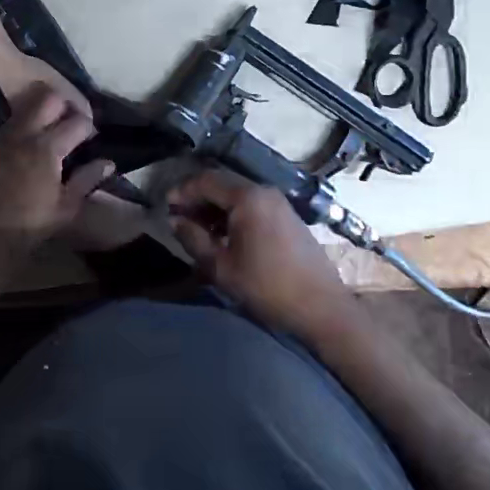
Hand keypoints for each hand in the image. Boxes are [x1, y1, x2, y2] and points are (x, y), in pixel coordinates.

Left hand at [0, 83, 114, 254]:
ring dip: (46, 108)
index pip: (77, 121)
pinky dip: (29, 118)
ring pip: (29, 103)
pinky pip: (15, 117)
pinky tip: (35, 137)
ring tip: (55, 128)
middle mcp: (26, 132)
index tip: (91, 138)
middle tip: (73, 123)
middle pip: (49, 97)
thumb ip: (88, 179)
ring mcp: (7, 134)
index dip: (89, 127)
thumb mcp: (67, 206)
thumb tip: (108, 162)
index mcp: (47, 147)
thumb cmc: (31, 223)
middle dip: (67, 105)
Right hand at [168, 169, 356, 340]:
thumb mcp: (221, 267)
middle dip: (197, 198)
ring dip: (215, 207)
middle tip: (179, 218)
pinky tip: (225, 236)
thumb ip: (193, 239)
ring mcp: (279, 202)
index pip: (205, 180)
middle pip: (222, 183)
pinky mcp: (288, 216)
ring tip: (199, 230)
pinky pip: (252, 204)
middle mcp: (264, 191)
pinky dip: (234, 213)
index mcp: (247, 197)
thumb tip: (176, 220)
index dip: (182, 191)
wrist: (323, 308)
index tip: (166, 207)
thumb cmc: (268, 287)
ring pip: (237, 194)